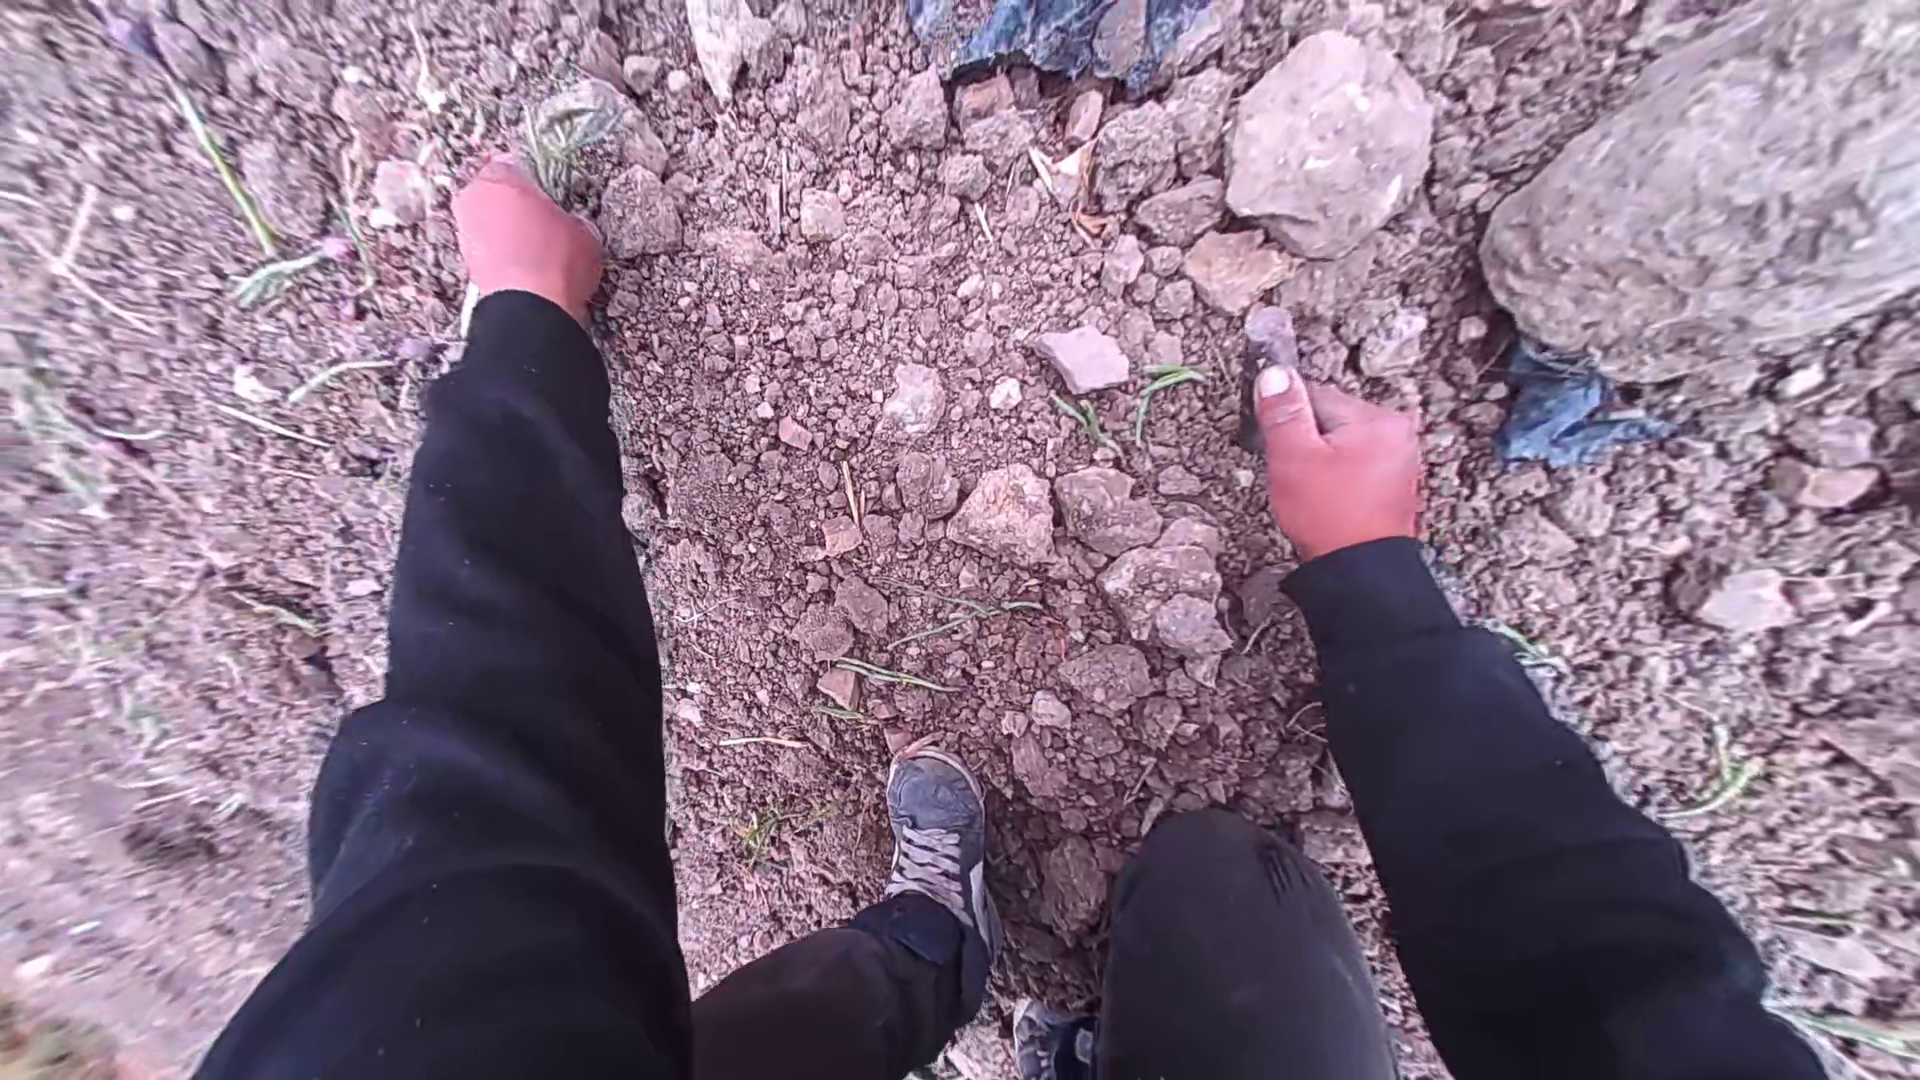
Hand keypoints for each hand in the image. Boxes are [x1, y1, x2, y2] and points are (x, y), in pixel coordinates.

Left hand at [452, 155, 601, 323]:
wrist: (533, 307)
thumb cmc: (556, 263)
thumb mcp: (585, 235)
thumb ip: (572, 219)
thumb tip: (571, 224)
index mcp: (501, 179)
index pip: (518, 168)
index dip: (540, 186)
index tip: (554, 200)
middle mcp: (474, 198)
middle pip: (501, 197)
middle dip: (521, 211)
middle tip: (549, 228)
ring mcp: (467, 231)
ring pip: (494, 225)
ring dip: (513, 236)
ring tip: (543, 256)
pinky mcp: (469, 262)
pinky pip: (494, 252)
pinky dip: (510, 259)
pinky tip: (533, 273)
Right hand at [1255, 366, 1420, 559]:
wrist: (1357, 568)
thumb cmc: (1328, 514)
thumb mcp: (1293, 457)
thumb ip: (1284, 412)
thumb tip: (1274, 374)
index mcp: (1377, 419)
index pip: (1315, 396)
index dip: (1286, 420)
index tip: (1274, 442)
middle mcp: (1396, 432)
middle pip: (1328, 418)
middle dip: (1303, 441)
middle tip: (1294, 472)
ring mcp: (1396, 457)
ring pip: (1337, 441)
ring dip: (1316, 458)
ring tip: (1309, 487)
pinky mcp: (1390, 479)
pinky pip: (1350, 461)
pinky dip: (1331, 473)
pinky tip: (1322, 495)